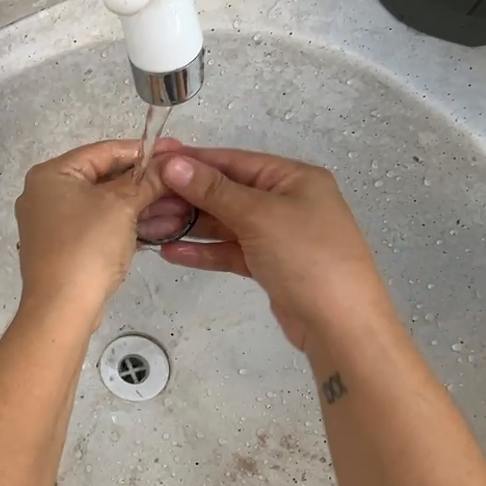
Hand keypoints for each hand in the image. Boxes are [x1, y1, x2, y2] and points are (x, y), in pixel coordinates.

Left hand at [13, 140, 167, 329]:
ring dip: (144, 206)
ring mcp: (55, 223)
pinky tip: (165, 226)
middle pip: (105, 179)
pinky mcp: (66, 247)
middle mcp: (46, 194)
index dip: (142, 150)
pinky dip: (128, 225)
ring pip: (106, 206)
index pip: (102, 152)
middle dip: (147, 183)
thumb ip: (147, 181)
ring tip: (183, 207)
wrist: (62, 306)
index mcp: (51, 175)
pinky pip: (101, 227)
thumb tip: (169, 162)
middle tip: (182, 182)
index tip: (174, 150)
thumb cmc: (87, 246)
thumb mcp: (122, 206)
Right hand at [149, 146, 392, 352]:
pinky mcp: (266, 263)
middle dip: (185, 197)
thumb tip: (172, 163)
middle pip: (225, 192)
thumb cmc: (307, 256)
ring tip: (150, 226)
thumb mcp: (258, 215)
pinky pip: (227, 250)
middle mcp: (284, 201)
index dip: (192, 161)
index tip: (153, 161)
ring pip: (223, 222)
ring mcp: (275, 234)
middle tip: (145, 201)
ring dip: (189, 224)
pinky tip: (171, 251)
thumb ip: (213, 190)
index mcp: (292, 179)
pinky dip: (202, 250)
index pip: (233, 161)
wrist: (339, 323)